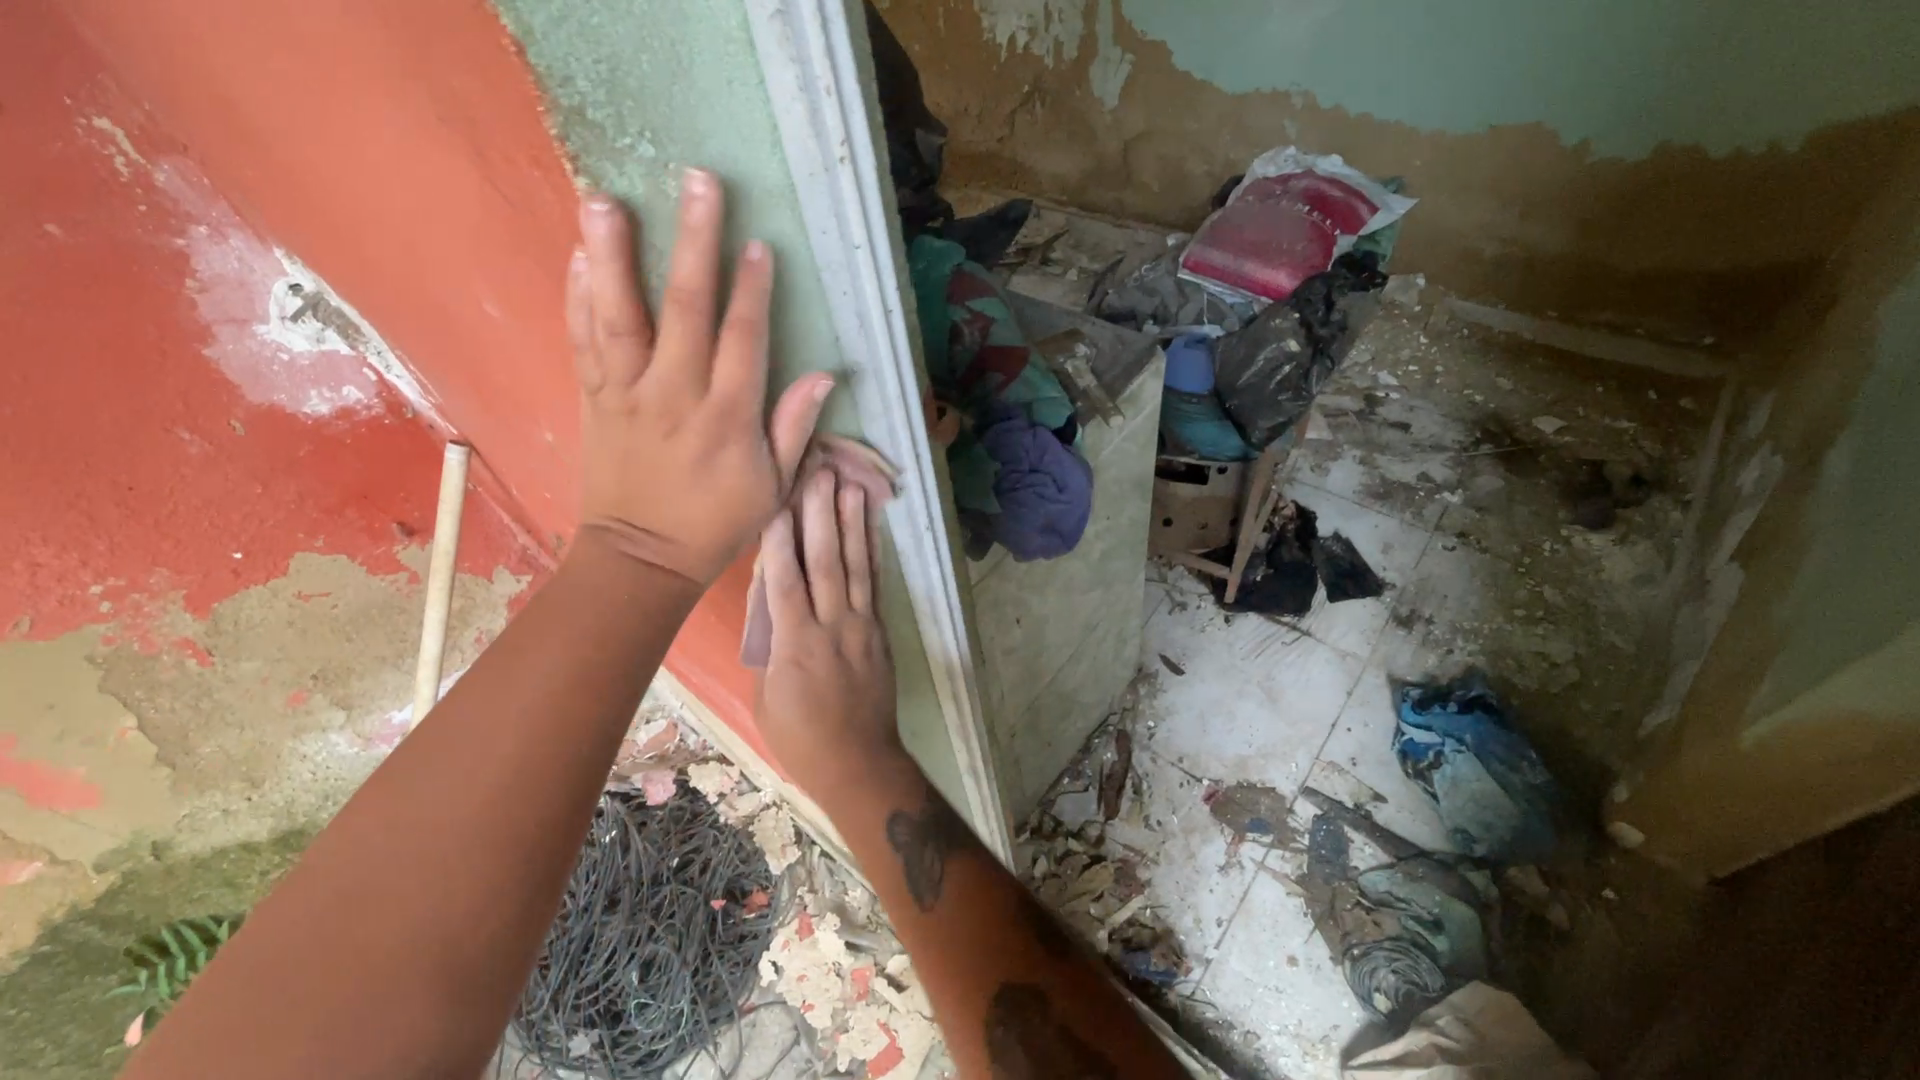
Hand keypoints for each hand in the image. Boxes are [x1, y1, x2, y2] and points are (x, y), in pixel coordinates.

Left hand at [567, 172, 832, 584]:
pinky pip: (584, 343)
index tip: (757, 244)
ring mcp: (628, 395)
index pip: (743, 341)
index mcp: (726, 419)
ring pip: (620, 316)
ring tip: (604, 200)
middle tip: (697, 182)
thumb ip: (794, 428)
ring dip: (613, 256)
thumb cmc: (715, 524)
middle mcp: (675, 396)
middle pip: (684, 309)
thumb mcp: (772, 487)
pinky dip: (579, 299)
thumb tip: (825, 376)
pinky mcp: (595, 400)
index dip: (752, 291)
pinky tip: (578, 256)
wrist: (640, 559)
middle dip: (693, 243)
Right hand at [757, 471, 903, 792]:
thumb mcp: (767, 692)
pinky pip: (876, 585)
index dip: (780, 536)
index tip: (776, 495)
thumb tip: (768, 595)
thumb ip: (769, 641)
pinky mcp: (879, 631)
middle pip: (826, 561)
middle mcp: (832, 626)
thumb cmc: (799, 736)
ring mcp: (862, 626)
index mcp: (796, 644)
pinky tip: (871, 528)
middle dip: (820, 514)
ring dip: (852, 523)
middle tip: (818, 470)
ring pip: (856, 566)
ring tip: (850, 484)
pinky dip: (874, 553)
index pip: (785, 579)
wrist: (857, 762)